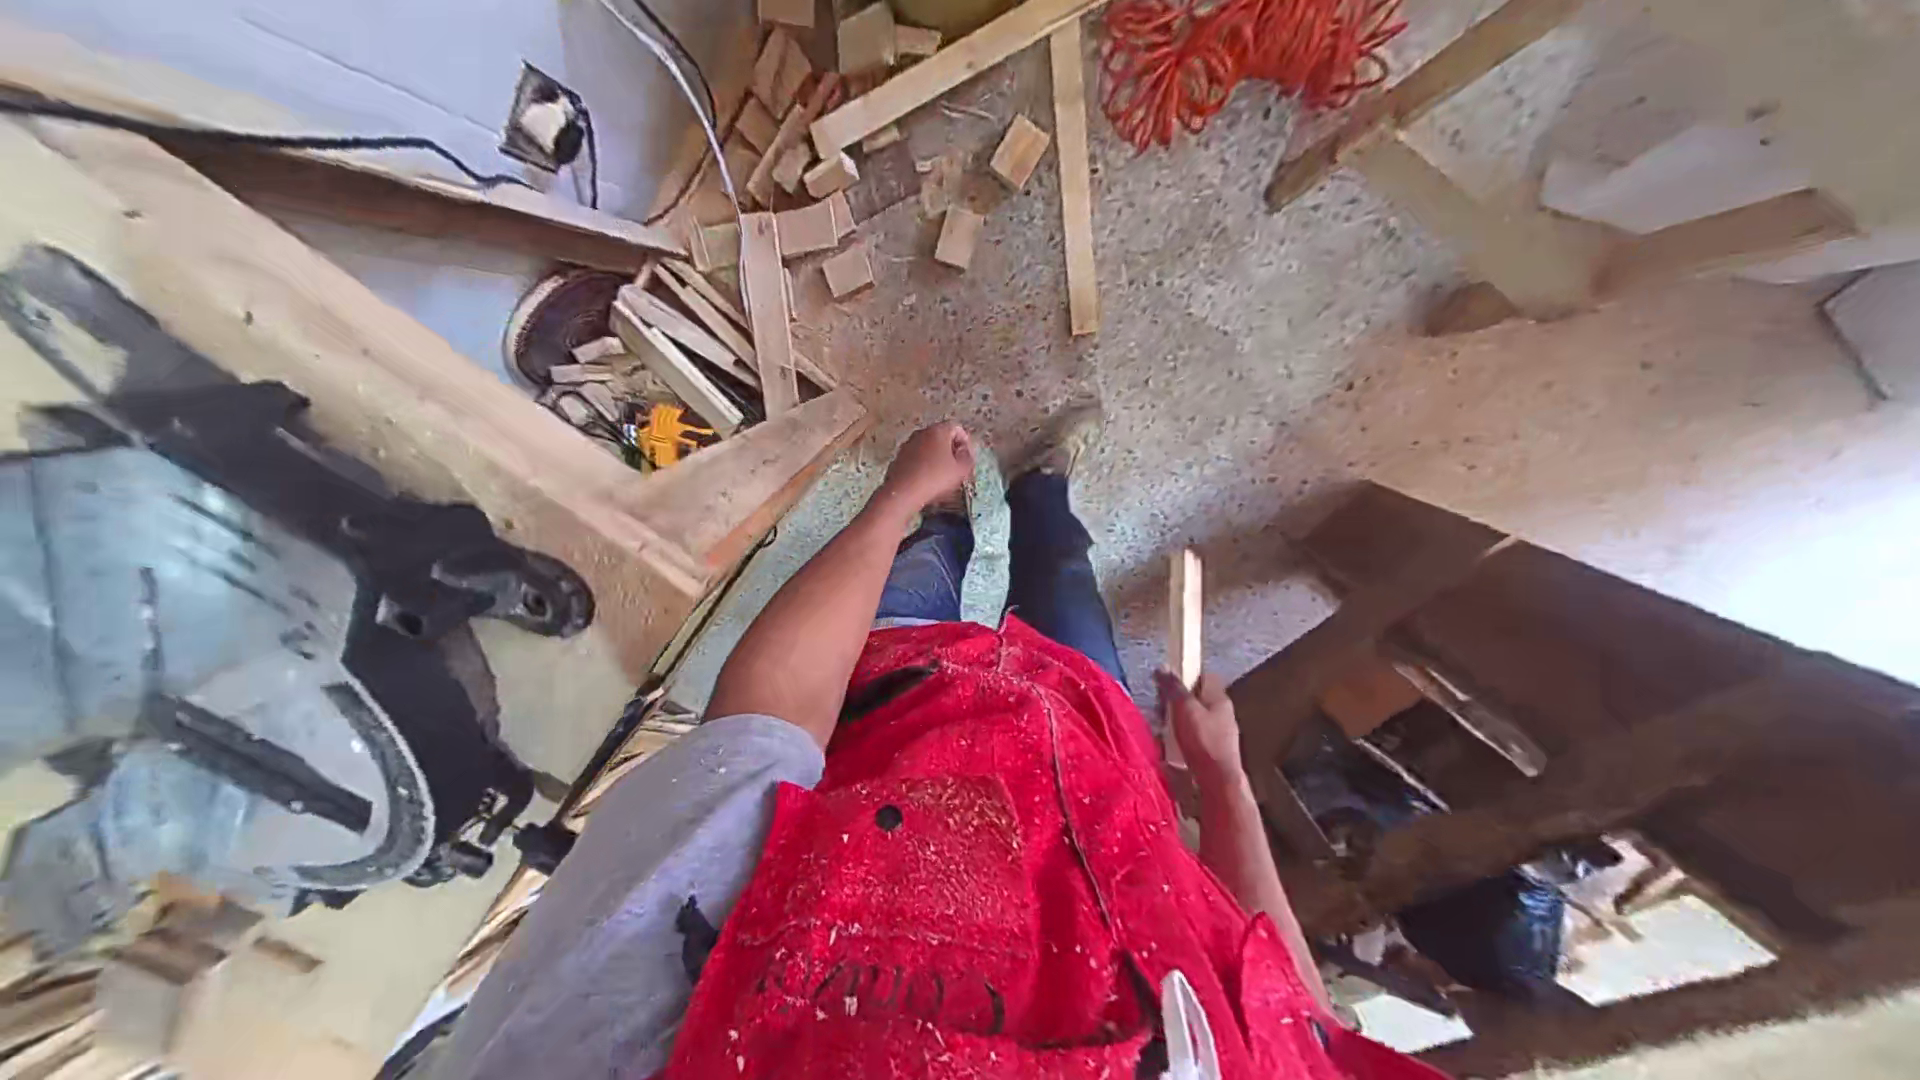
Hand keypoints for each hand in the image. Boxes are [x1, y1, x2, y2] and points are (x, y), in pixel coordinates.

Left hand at [878, 422, 974, 511]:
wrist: (903, 492)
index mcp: (938, 430)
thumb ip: (968, 458)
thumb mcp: (961, 471)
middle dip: (950, 450)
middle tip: (956, 467)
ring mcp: (907, 444)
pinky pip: (916, 457)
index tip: (966, 459)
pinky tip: (925, 480)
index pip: (957, 428)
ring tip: (941, 475)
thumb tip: (964, 452)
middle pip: (941, 436)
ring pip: (927, 447)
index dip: (965, 443)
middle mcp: (921, 432)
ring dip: (936, 458)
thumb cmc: (935, 479)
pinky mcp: (898, 458)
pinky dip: (923, 464)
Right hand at [1155, 670, 1243, 782]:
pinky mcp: (1213, 749)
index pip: (1204, 675)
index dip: (1186, 675)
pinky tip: (1172, 744)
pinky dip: (1181, 736)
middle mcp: (1223, 713)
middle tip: (1162, 708)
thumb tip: (1163, 668)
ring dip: (1176, 720)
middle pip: (1196, 697)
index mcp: (1219, 698)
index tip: (1168, 683)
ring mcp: (1220, 732)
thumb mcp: (1184, 709)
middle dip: (1176, 701)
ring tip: (1163, 728)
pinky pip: (1194, 735)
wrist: (1218, 782)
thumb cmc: (1203, 741)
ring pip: (1193, 717)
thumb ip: (1173, 688)